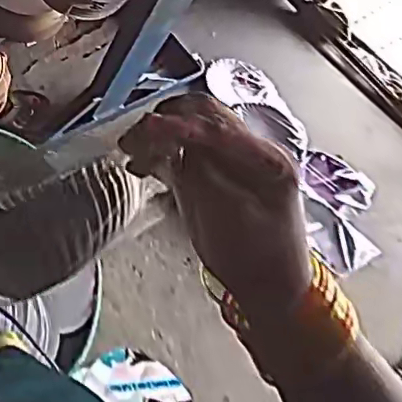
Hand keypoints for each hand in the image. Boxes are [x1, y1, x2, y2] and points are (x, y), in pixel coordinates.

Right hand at [121, 94, 311, 325]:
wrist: (267, 287)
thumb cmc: (258, 258)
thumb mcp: (233, 217)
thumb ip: (201, 173)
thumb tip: (169, 143)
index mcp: (269, 158)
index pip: (218, 127)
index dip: (181, 125)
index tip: (149, 127)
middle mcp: (251, 148)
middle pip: (201, 113)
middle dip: (165, 120)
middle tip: (136, 137)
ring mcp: (229, 154)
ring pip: (187, 122)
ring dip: (157, 132)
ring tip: (133, 149)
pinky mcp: (208, 163)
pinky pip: (178, 142)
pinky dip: (156, 146)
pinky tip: (141, 161)